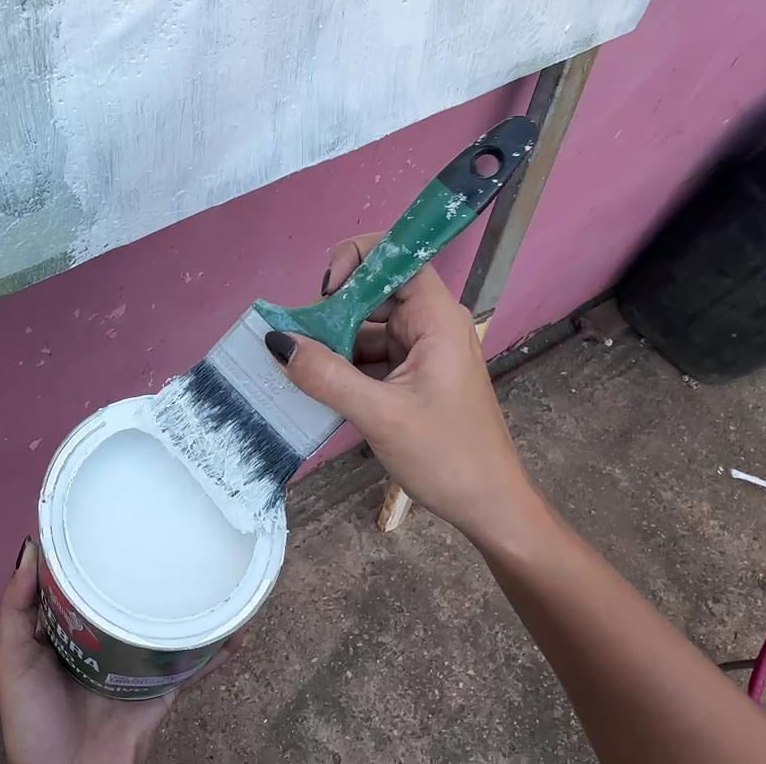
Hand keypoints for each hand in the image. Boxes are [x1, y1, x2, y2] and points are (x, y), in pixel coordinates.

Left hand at [0, 537, 237, 763]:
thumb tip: (30, 546)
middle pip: (134, 592)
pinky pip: (194, 660)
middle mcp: (109, 636)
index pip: (89, 576)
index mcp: (73, 627)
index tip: (114, 509)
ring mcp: (138, 658)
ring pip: (168, 619)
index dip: (100, 546)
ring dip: (193, 596)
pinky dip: (218, 644)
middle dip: (153, 563)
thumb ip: (16, 607)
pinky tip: (239, 622)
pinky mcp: (162, 684)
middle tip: (171, 524)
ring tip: (216, 560)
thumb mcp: (14, 659)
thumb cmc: (34, 720)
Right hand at [266, 233, 541, 542]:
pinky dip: (341, 362)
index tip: (327, 294)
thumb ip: (326, 376)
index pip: (398, 257)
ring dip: (332, 339)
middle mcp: (429, 324)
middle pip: (375, 290)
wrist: (489, 508)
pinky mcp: (410, 373)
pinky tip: (315, 380)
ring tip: (298, 363)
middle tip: (298, 339)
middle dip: (334, 308)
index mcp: (437, 319)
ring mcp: (420, 349)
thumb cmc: (448, 456)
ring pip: (366, 324)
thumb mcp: (381, 416)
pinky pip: (368, 352)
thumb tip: (276, 341)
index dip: (358, 260)